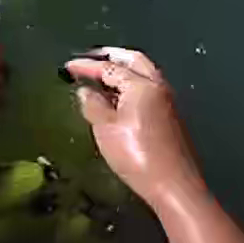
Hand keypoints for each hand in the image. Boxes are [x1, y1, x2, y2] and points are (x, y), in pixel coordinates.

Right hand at [63, 48, 208, 216]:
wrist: (174, 186)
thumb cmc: (136, 155)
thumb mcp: (105, 129)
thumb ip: (93, 105)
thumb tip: (86, 91)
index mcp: (141, 85)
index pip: (110, 67)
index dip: (87, 66)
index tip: (68, 66)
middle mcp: (158, 86)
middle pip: (134, 61)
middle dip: (112, 56)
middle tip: (92, 58)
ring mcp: (167, 101)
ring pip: (144, 73)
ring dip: (123, 69)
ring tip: (102, 76)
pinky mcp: (170, 117)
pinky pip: (148, 88)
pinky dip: (131, 84)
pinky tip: (119, 97)